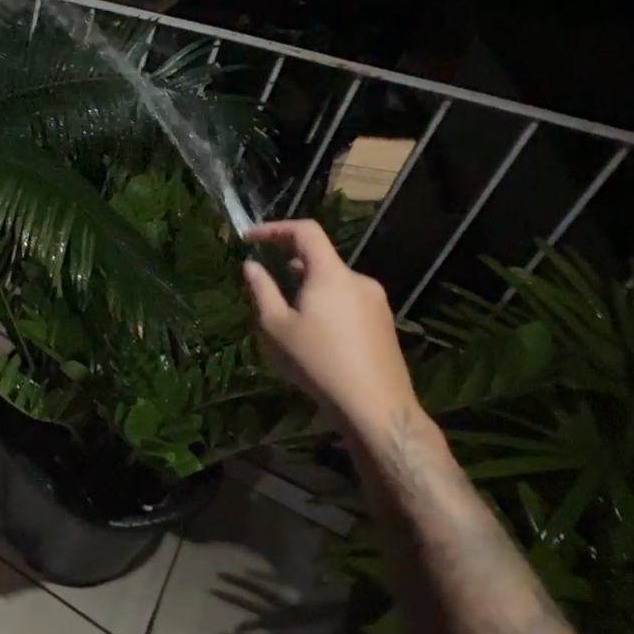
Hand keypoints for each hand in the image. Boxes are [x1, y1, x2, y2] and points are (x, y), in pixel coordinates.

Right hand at [241, 220, 418, 442]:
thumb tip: (250, 265)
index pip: (306, 231)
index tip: (250, 238)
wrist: (375, 405)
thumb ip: (262, 290)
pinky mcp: (383, 322)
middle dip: (288, 263)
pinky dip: (325, 302)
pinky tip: (314, 333)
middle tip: (266, 286)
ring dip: (307, 286)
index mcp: (331, 275)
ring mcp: (376, 301)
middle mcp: (358, 280)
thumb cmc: (318, 361)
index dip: (275, 228)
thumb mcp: (276, 326)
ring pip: (333, 281)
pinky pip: (348, 299)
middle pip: (319, 258)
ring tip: (288, 315)